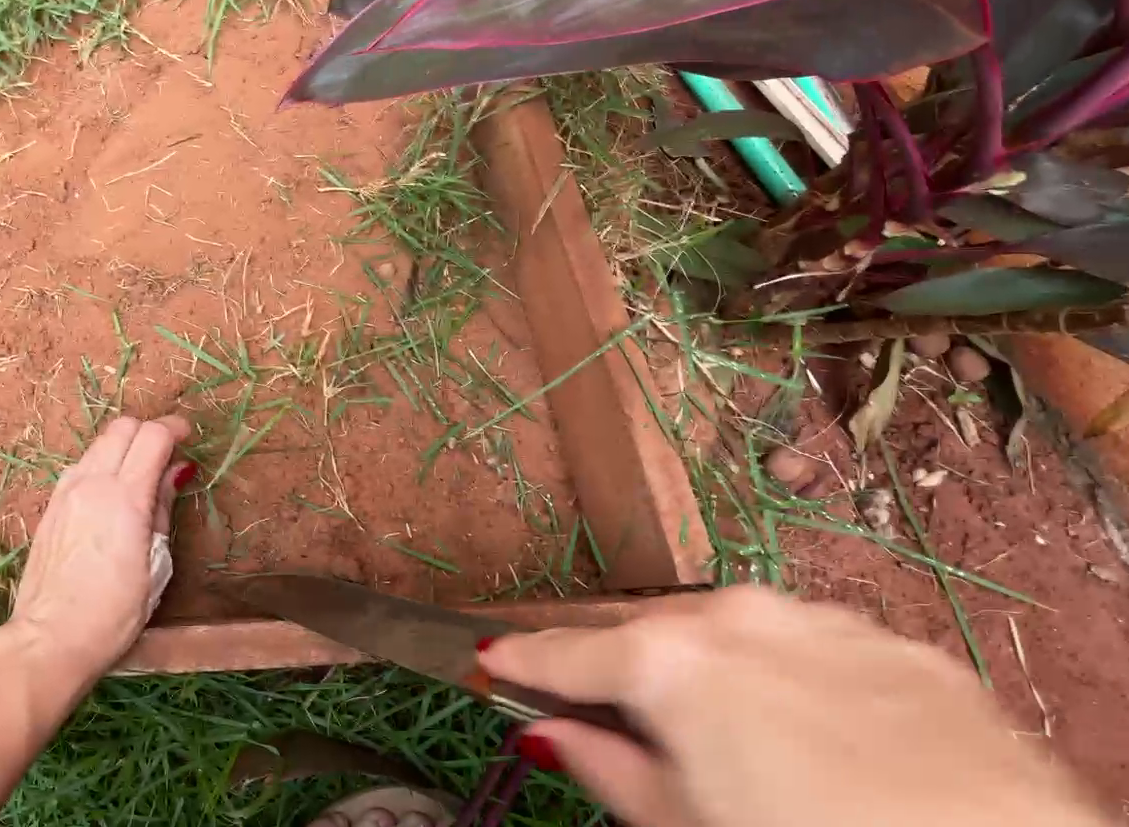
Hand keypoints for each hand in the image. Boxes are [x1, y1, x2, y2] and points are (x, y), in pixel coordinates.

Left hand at [0, 415, 193, 680]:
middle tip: (168, 452)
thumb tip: (175, 471)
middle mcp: (92, 483)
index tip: (189, 436)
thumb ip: (163, 509)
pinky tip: (112, 490)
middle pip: (123, 427)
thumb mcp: (156, 564)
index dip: (175, 429)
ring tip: (141, 472)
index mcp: (124, 497)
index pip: (152, 436)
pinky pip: (81, 464)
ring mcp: (66, 491)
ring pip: (99, 442)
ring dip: (124, 444)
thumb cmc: (112, 615)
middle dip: (149, 431)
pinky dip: (103, 462)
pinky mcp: (51, 505)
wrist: (49, 639)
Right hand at [481, 586, 1106, 826]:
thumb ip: (606, 769)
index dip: (522, 658)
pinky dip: (785, 673)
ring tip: (716, 720)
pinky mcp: (898, 646)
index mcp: (666, 659)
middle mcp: (732, 617)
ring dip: (703, 663)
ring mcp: (819, 622)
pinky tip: (813, 727)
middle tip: (604, 704)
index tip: (489, 657)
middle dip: (618, 664)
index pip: (565, 652)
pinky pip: (811, 645)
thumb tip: (546, 732)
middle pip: (644, 632)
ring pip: (728, 630)